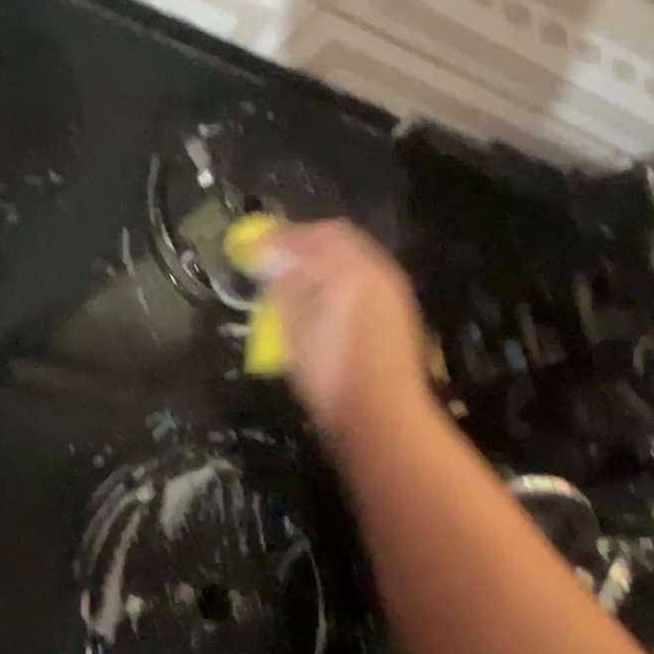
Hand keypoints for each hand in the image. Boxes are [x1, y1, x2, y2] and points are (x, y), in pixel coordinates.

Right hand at [266, 220, 430, 442]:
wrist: (384, 420)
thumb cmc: (332, 372)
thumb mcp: (295, 327)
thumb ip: (283, 285)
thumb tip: (272, 260)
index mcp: (352, 268)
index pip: (314, 234)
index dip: (282, 237)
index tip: (256, 247)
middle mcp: (377, 272)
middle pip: (339, 241)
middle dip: (305, 245)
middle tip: (275, 259)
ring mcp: (392, 294)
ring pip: (352, 262)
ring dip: (322, 263)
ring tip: (293, 283)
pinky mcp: (397, 317)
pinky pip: (363, 283)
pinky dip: (338, 282)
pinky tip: (320, 305)